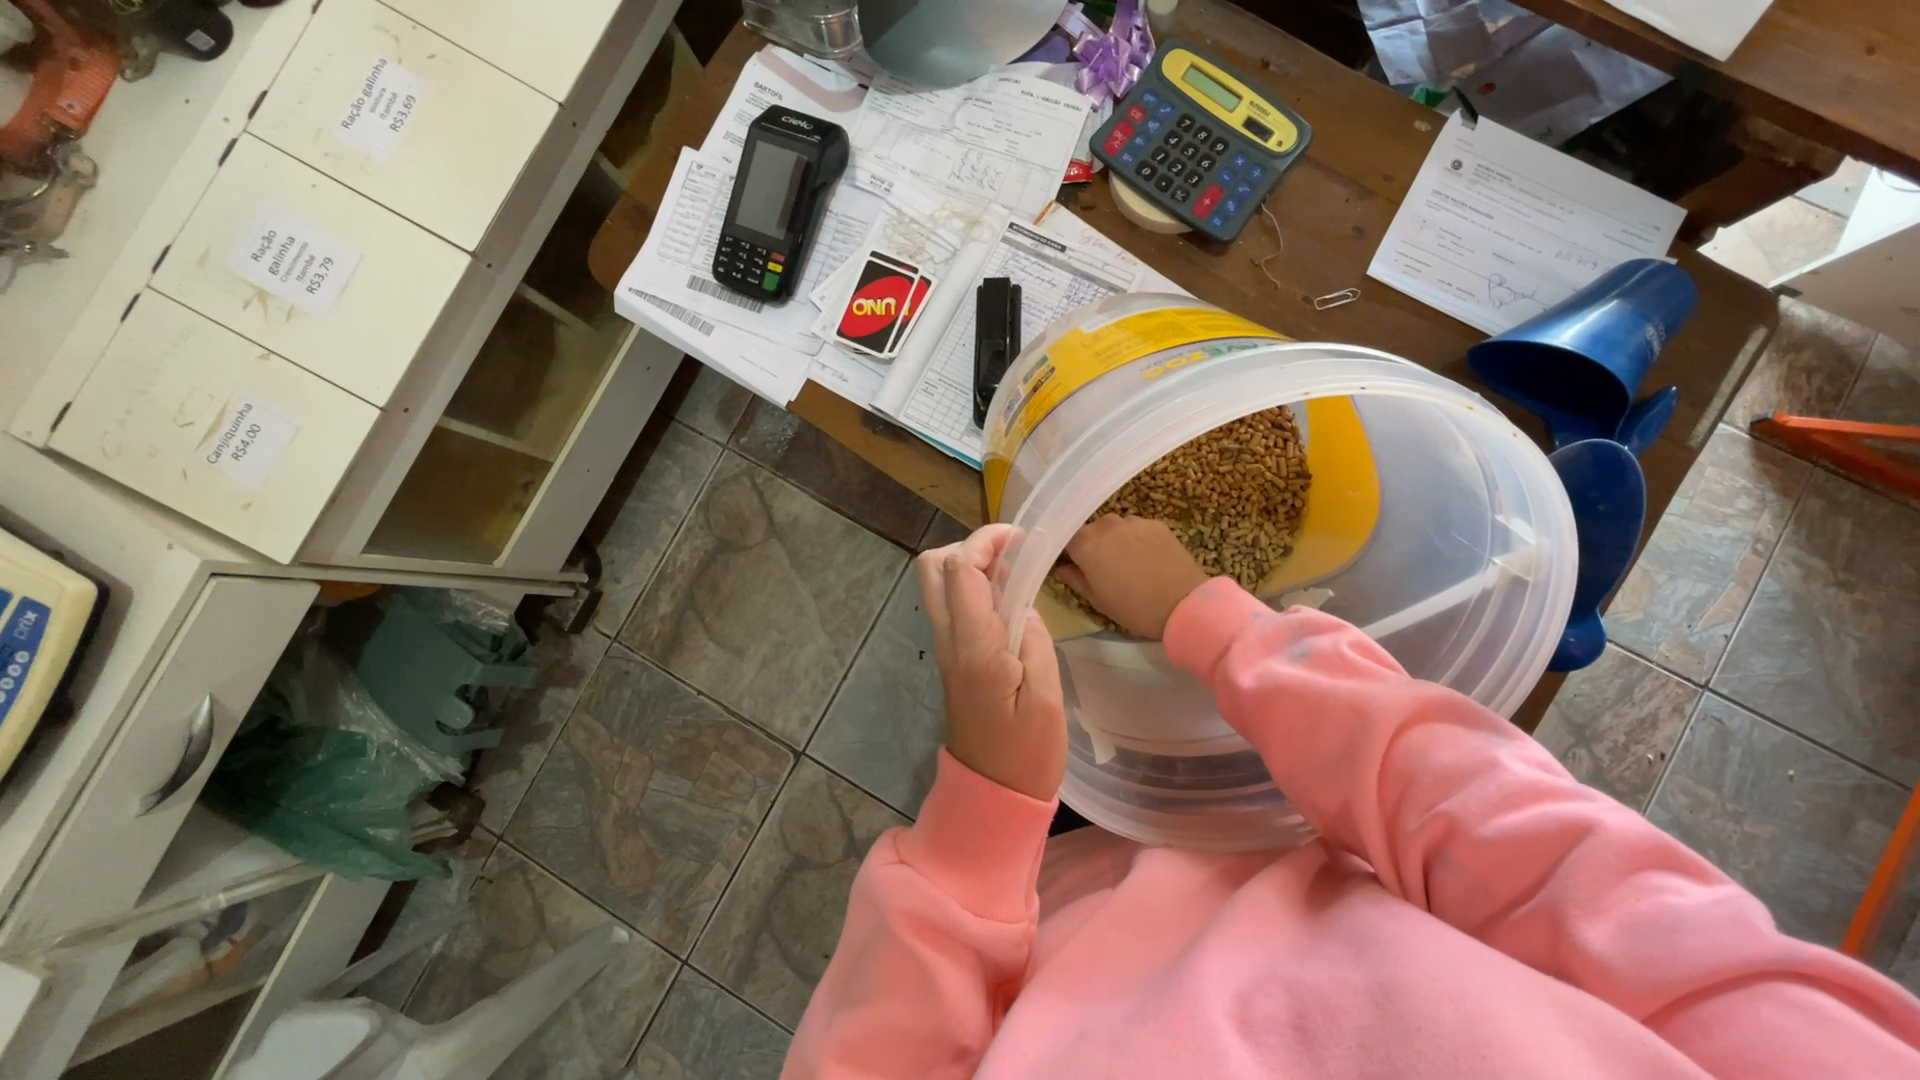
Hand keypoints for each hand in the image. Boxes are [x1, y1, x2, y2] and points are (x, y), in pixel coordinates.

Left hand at [918, 525, 1064, 801]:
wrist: (994, 795)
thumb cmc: (1028, 753)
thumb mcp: (1047, 697)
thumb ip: (1033, 639)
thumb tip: (1019, 602)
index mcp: (973, 646)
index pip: (959, 570)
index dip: (986, 541)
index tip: (1022, 538)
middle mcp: (950, 641)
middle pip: (931, 569)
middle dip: (969, 547)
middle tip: (1012, 555)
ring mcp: (947, 650)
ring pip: (938, 586)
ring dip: (971, 568)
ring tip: (1017, 577)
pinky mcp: (954, 660)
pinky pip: (953, 608)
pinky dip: (975, 591)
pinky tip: (1010, 604)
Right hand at [1057, 515, 1210, 639]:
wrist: (1184, 604)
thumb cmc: (1133, 607)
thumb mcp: (1097, 600)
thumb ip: (1076, 579)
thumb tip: (1062, 568)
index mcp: (1085, 544)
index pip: (1065, 539)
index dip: (1068, 553)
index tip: (1073, 566)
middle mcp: (1106, 525)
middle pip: (1091, 531)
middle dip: (1092, 546)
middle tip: (1102, 569)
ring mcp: (1133, 521)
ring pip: (1115, 528)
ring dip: (1115, 541)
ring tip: (1128, 563)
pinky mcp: (1156, 523)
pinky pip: (1137, 529)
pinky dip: (1136, 539)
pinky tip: (1148, 559)